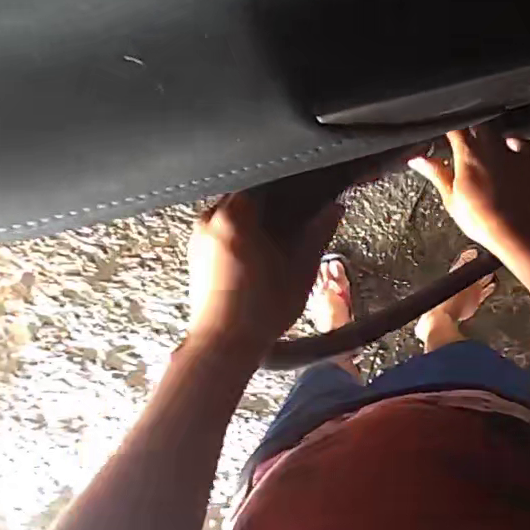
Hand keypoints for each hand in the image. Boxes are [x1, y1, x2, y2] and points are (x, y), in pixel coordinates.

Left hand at [187, 191, 342, 351]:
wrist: (224, 345)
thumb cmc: (259, 313)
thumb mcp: (301, 270)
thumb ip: (318, 234)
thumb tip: (333, 210)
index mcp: (235, 217)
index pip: (265, 184)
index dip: (289, 191)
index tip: (304, 200)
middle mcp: (210, 221)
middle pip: (246, 199)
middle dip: (271, 210)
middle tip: (293, 226)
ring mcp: (198, 240)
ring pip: (232, 217)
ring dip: (255, 226)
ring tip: (277, 247)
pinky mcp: (196, 258)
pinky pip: (221, 235)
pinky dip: (240, 241)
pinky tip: (258, 261)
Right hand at [408, 127, 529, 255]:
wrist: (512, 230)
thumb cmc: (481, 218)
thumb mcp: (451, 198)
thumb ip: (436, 173)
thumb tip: (417, 160)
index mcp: (467, 154)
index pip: (453, 128)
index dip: (446, 130)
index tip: (442, 137)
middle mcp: (489, 147)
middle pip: (475, 125)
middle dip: (466, 131)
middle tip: (459, 147)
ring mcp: (509, 152)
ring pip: (495, 131)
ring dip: (486, 136)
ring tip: (480, 151)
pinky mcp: (525, 161)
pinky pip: (520, 141)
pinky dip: (512, 141)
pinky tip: (507, 148)